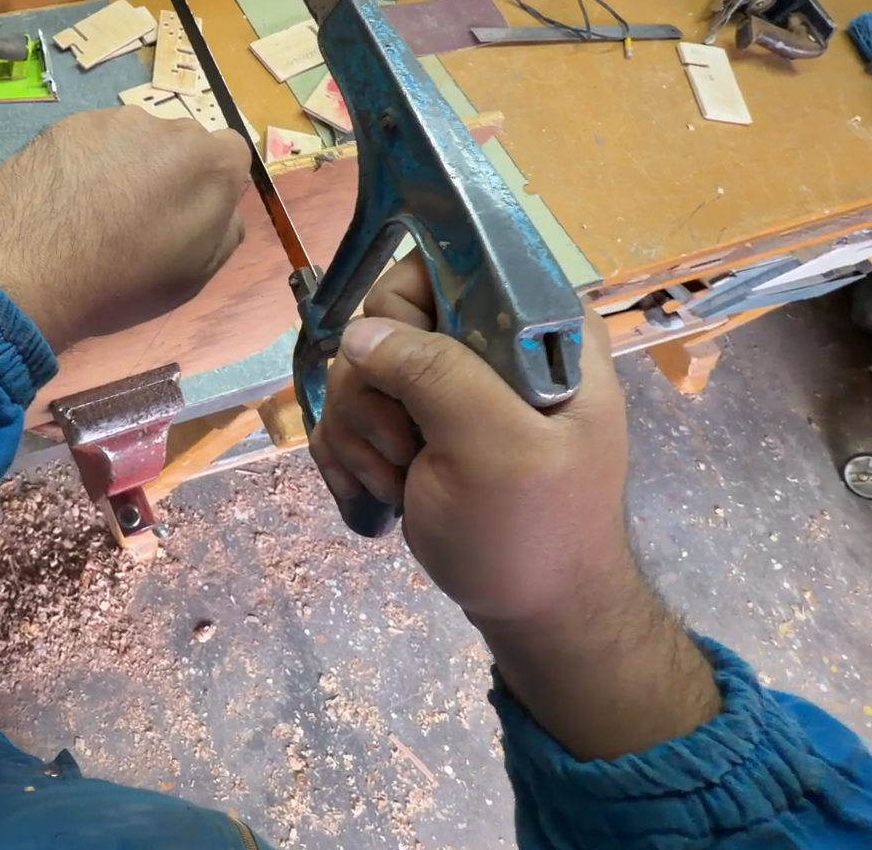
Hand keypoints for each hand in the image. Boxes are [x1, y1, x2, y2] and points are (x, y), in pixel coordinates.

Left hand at [0, 106, 250, 350]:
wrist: (31, 273)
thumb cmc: (124, 281)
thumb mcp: (196, 273)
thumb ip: (223, 228)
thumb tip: (222, 206)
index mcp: (212, 162)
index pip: (228, 158)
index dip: (204, 188)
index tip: (178, 216)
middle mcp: (168, 126)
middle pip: (177, 143)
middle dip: (163, 171)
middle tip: (131, 216)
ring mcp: (111, 119)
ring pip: (129, 138)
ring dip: (119, 164)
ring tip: (88, 210)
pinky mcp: (64, 123)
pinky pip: (85, 141)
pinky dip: (80, 162)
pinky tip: (60, 198)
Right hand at [310, 256, 719, 758]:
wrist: (528, 607)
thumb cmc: (532, 533)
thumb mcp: (498, 452)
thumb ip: (435, 376)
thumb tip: (357, 332)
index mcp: (531, 329)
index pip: (445, 264)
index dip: (409, 310)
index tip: (408, 372)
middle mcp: (478, 345)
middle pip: (380, 323)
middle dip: (375, 393)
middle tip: (410, 445)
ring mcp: (434, 385)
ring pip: (350, 372)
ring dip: (359, 434)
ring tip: (401, 478)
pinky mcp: (399, 420)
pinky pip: (338, 412)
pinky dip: (345, 453)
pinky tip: (379, 489)